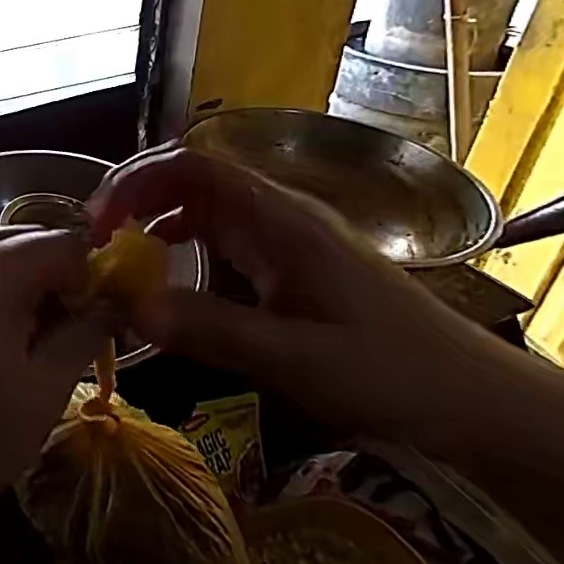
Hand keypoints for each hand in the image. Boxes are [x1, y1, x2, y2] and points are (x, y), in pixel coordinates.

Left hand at [0, 228, 108, 563]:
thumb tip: (117, 302)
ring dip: (32, 281)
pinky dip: (1, 287)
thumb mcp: (45, 388)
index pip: (65, 242)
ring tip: (42, 336)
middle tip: (78, 326)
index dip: (94, 274)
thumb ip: (86, 332)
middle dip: (63, 276)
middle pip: (31, 240)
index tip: (106, 314)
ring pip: (2, 252)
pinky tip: (4, 335)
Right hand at [88, 144, 502, 442]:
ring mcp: (284, 235)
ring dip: (157, 216)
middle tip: (95, 235)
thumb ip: (212, 331)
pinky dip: (183, 243)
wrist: (469, 396)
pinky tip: (166, 269)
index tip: (98, 220)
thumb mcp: (296, 360)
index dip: (139, 180)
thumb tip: (131, 306)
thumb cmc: (391, 371)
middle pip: (194, 176)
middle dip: (138, 194)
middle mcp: (278, 213)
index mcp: (280, 218)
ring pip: (205, 205)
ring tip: (116, 250)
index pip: (196, 167)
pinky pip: (222, 235)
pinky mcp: (289, 261)